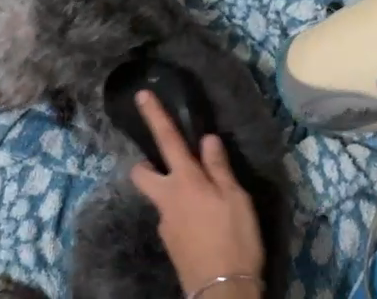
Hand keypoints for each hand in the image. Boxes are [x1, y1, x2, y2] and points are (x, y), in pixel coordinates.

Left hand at [128, 91, 264, 298]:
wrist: (222, 292)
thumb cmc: (234, 239)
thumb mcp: (236, 199)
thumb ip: (219, 168)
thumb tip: (207, 139)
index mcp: (185, 181)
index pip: (166, 140)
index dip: (154, 116)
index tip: (141, 96)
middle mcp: (168, 198)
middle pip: (142, 173)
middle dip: (146, 165)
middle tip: (166, 165)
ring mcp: (165, 223)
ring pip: (160, 198)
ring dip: (173, 194)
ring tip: (203, 204)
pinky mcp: (170, 244)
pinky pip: (172, 220)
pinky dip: (183, 216)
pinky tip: (204, 227)